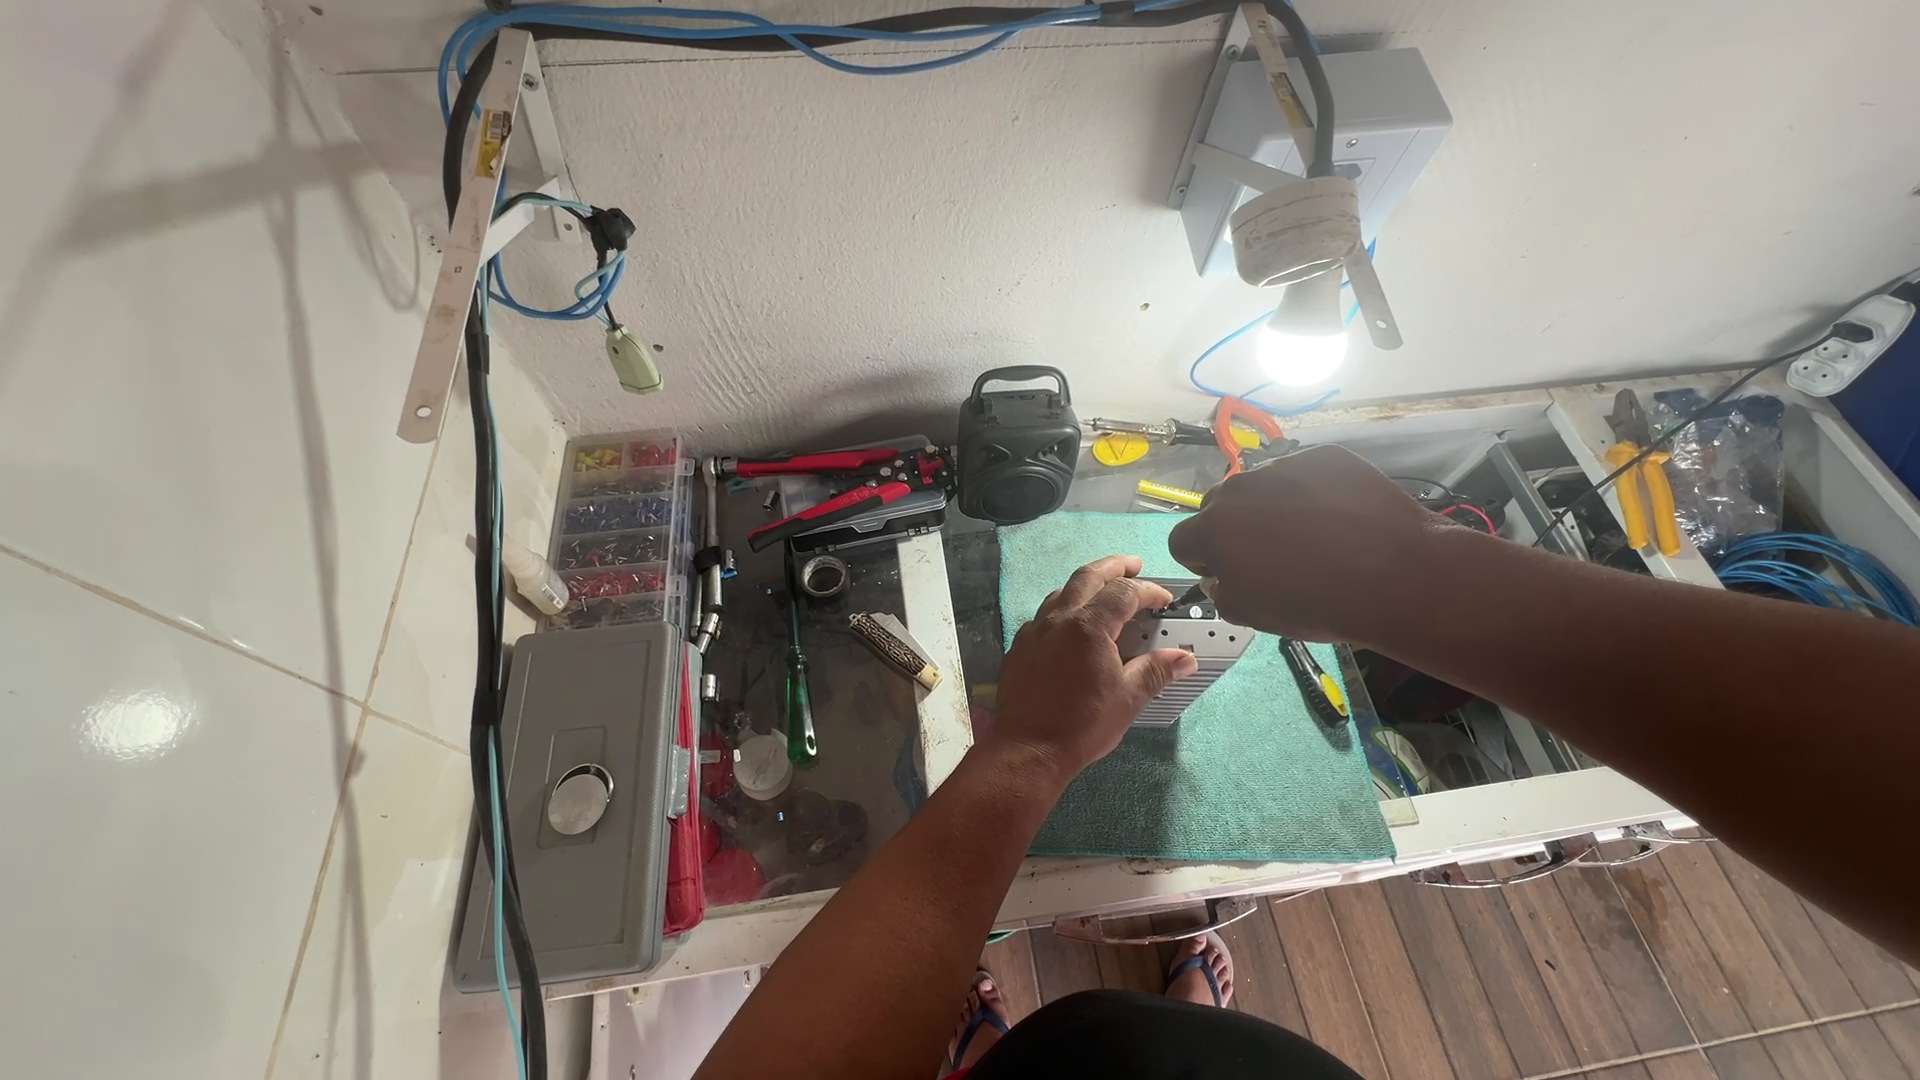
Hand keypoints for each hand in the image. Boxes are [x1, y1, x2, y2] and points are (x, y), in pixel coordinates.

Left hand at [992, 555, 1199, 778]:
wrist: (1028, 748)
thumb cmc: (1082, 724)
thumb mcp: (1128, 698)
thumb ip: (1156, 670)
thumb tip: (1186, 658)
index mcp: (1088, 626)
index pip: (1124, 593)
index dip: (1148, 591)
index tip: (1164, 600)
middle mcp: (1058, 619)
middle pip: (1088, 576)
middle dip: (1114, 567)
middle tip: (1133, 565)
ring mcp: (1034, 631)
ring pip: (1062, 592)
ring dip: (1086, 585)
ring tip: (1104, 591)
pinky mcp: (1020, 646)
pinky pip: (1044, 615)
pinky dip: (1064, 609)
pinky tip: (1072, 625)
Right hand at [1167, 445, 1449, 642]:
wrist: (1397, 576)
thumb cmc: (1317, 602)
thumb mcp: (1253, 616)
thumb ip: (1221, 594)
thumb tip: (1220, 578)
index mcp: (1213, 529)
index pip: (1182, 540)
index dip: (1202, 560)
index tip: (1228, 573)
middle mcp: (1239, 489)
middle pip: (1219, 506)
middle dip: (1234, 528)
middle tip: (1270, 554)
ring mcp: (1284, 467)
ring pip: (1262, 488)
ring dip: (1272, 508)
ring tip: (1312, 536)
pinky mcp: (1325, 456)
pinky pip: (1305, 474)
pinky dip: (1312, 493)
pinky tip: (1340, 519)